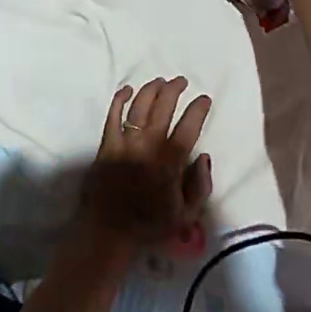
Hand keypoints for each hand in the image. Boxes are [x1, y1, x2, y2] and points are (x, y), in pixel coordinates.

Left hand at [77, 77, 212, 254]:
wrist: (107, 230)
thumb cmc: (149, 225)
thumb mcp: (187, 215)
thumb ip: (200, 185)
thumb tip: (203, 156)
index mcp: (170, 162)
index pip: (188, 127)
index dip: (198, 110)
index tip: (204, 99)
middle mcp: (148, 146)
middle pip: (163, 107)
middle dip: (174, 90)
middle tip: (181, 81)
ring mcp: (125, 143)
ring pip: (139, 106)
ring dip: (151, 89)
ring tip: (160, 81)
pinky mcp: (106, 144)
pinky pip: (112, 115)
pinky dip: (119, 99)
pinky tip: (127, 89)